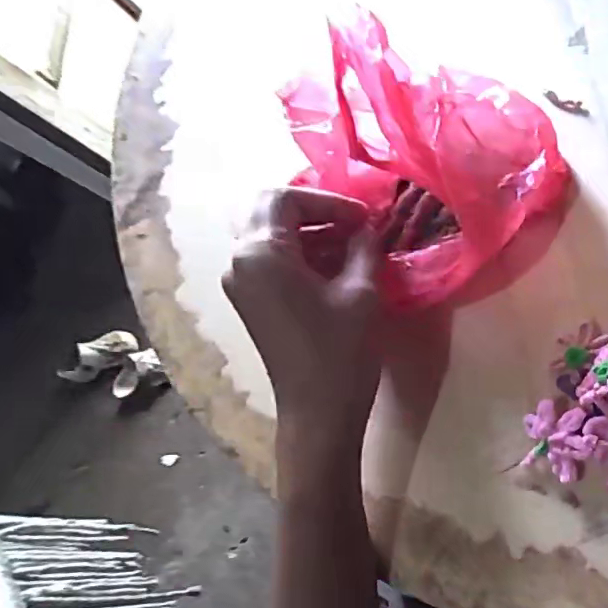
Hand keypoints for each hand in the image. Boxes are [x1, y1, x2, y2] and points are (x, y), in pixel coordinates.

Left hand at [224, 187, 386, 459]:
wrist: (319, 408)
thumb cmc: (342, 350)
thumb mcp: (362, 294)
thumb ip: (363, 251)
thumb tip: (367, 229)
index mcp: (261, 253)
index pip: (284, 199)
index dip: (329, 201)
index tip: (367, 217)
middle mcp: (240, 261)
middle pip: (269, 213)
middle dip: (317, 212)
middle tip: (359, 225)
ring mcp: (243, 283)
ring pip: (271, 237)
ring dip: (312, 234)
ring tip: (355, 248)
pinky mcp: (254, 303)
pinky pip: (273, 263)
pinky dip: (304, 256)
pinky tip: (338, 270)